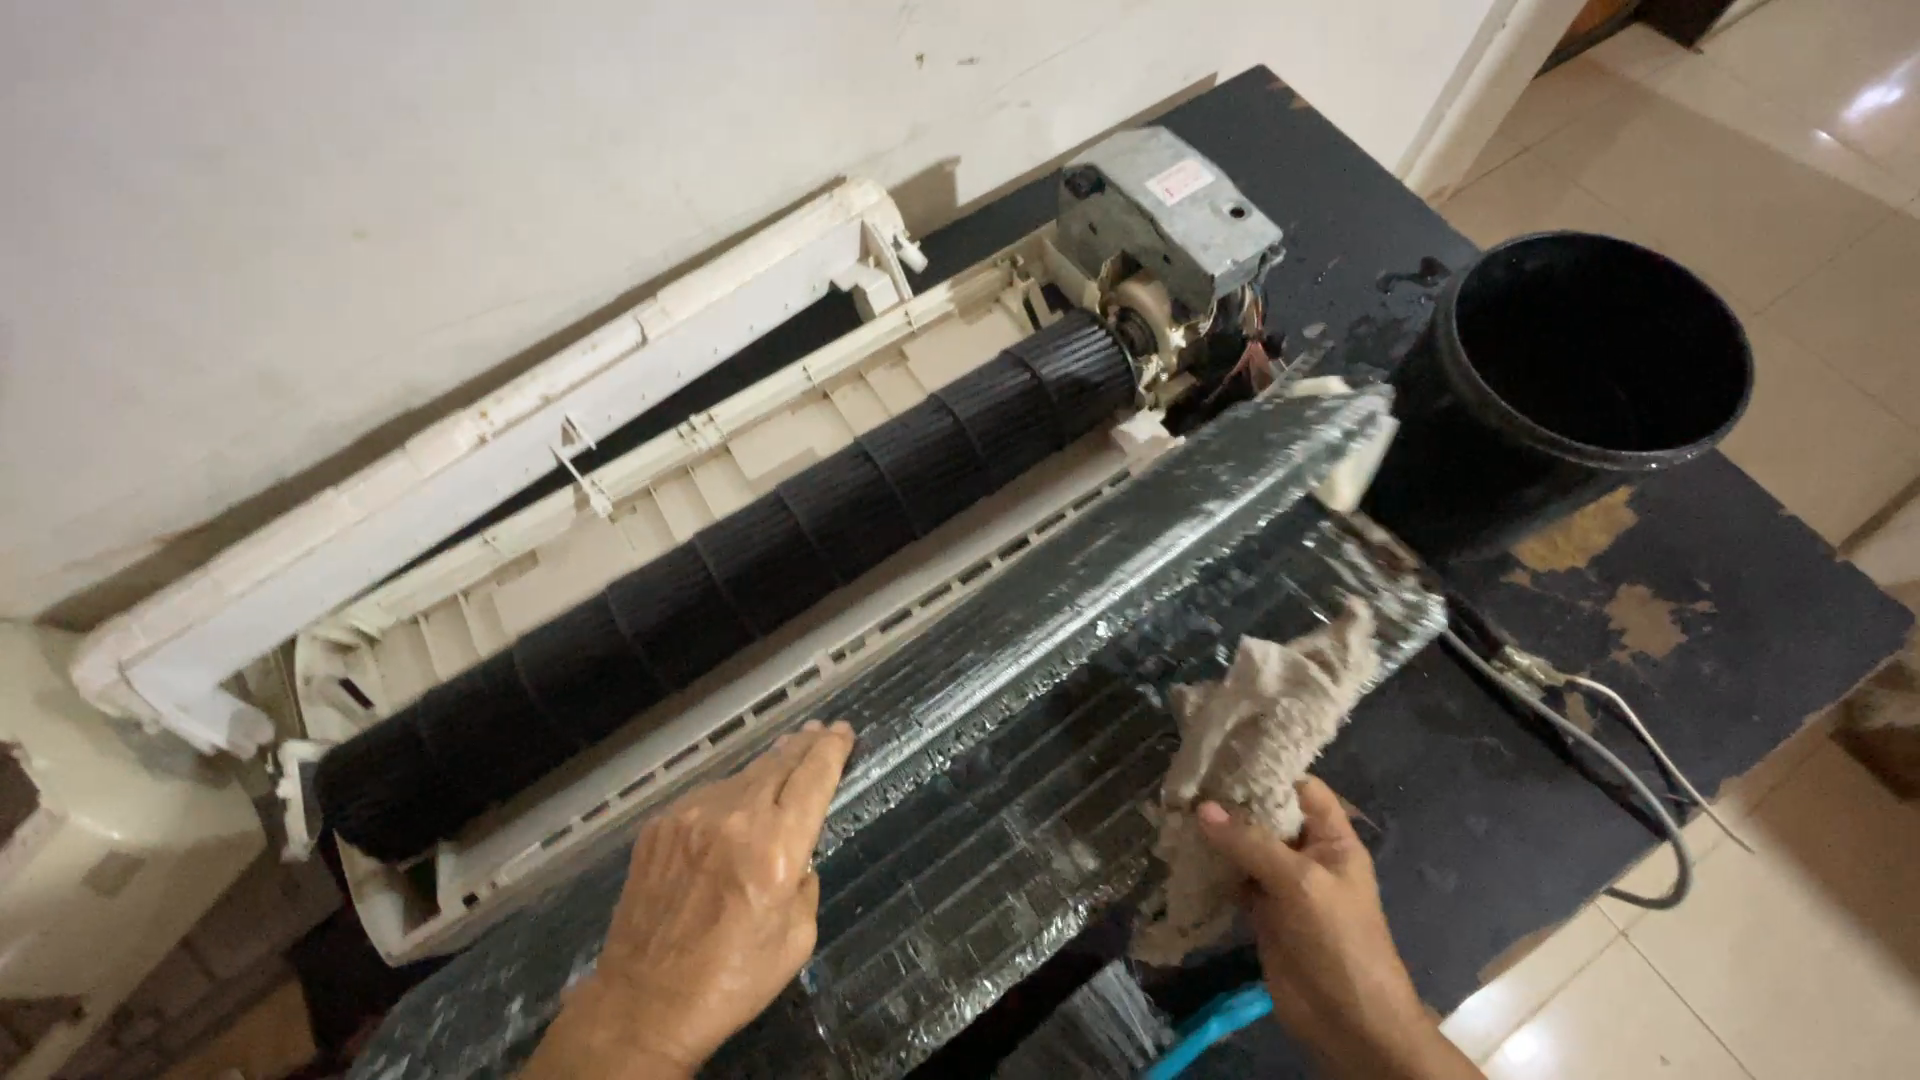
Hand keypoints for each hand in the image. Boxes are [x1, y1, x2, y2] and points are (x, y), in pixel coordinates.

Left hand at [525, 720, 855, 1079]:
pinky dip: (731, 795)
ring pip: (743, 776)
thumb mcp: (797, 938)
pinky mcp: (660, 826)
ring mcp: (691, 817)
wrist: (642, 1004)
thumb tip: (797, 851)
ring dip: (769, 767)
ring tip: (786, 759)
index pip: (813, 778)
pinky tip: (737, 806)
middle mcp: (734, 819)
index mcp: (776, 850)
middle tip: (822, 731)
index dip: (833, 750)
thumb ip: (806, 881)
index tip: (845, 733)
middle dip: (805, 744)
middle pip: (779, 763)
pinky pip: (708, 797)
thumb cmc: (731, 981)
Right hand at [1197, 776, 1480, 1079]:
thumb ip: (1251, 842)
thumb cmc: (1339, 941)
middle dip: (1231, 801)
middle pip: (1267, 815)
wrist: (1350, 1023)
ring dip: (1215, 833)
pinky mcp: (1261, 912)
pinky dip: (1210, 866)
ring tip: (1174, 808)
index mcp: (1332, 839)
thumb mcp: (1300, 883)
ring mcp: (1283, 884)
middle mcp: (1307, 854)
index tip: (1225, 753)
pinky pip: (1233, 878)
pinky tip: (1181, 850)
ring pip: (1245, 846)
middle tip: (1187, 779)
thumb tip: (1201, 808)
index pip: (1302, 788)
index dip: (1269, 770)